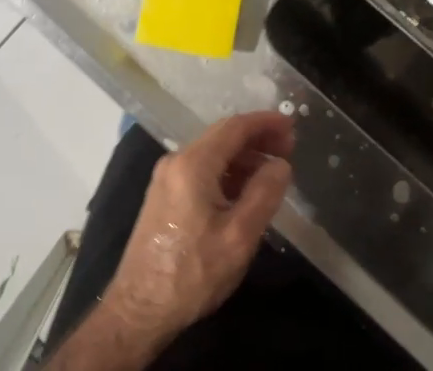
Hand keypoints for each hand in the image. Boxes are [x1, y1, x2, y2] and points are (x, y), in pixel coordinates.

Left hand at [103, 112, 295, 344]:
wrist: (139, 309)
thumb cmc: (193, 273)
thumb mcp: (239, 236)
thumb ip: (264, 194)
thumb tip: (281, 164)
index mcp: (193, 164)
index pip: (235, 127)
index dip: (266, 122)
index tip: (292, 126)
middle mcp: (176, 162)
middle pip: (222, 136)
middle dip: (257, 138)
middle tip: (289, 149)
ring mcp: (166, 180)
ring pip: (212, 155)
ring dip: (243, 157)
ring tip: (272, 172)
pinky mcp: (163, 198)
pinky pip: (201, 172)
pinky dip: (227, 173)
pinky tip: (244, 192)